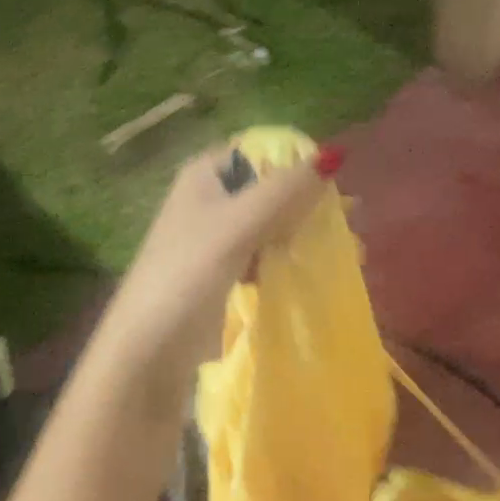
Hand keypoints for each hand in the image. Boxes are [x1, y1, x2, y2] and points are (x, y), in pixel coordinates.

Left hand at [87, 145, 331, 398]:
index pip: (261, 154)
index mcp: (204, 176)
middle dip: (309, 206)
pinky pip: (264, 260)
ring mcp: (215, 242)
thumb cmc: (187, 274)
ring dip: (303, 237)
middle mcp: (209, 202)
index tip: (337, 188)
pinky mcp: (222, 278)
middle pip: (269, 192)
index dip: (298, 166)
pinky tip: (314, 275)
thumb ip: (285, 190)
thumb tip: (336, 152)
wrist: (149, 348)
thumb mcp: (237, 225)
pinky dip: (287, 264)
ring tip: (347, 254)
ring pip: (270, 228)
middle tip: (350, 226)